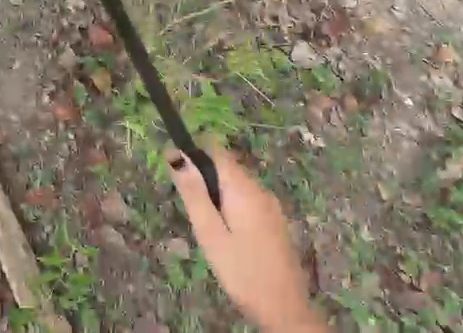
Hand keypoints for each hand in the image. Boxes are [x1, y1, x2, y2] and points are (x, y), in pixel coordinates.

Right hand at [170, 146, 325, 332]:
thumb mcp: (209, 232)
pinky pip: (249, 200)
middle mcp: (260, 190)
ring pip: (237, 184)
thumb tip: (176, 155)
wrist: (286, 312)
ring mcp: (272, 207)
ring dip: (218, 193)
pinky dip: (233, 206)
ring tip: (209, 226)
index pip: (215, 150)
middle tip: (193, 211)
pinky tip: (228, 235)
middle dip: (205, 177)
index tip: (176, 172)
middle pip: (226, 166)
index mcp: (242, 188)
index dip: (193, 154)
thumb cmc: (240, 271)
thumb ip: (193, 192)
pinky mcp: (277, 222)